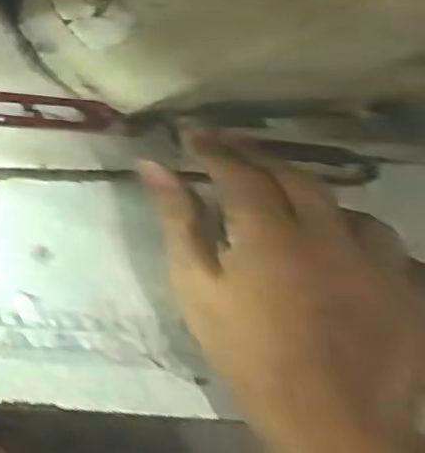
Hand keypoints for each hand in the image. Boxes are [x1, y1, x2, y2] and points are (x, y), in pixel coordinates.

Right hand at [141, 132, 424, 452]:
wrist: (328, 417)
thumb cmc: (242, 344)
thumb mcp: (193, 280)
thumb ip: (179, 218)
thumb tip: (154, 166)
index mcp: (272, 238)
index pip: (242, 174)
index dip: (215, 150)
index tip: (190, 136)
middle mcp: (332, 244)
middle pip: (302, 183)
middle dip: (262, 160)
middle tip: (230, 150)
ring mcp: (383, 272)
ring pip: (356, 215)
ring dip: (318, 199)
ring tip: (289, 201)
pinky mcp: (412, 299)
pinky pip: (391, 251)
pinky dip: (358, 236)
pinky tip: (337, 246)